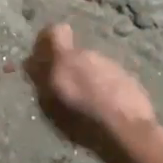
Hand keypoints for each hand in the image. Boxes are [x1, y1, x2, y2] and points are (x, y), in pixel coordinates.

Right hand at [23, 23, 159, 156]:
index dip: (48, 39)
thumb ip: (41, 80)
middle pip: (73, 54)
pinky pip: (109, 78)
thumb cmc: (82, 119)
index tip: (44, 55)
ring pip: (92, 66)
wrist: (129, 131)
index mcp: (66, 58)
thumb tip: (31, 63)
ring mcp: (112, 65)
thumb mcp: (50, 104)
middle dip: (68, 67)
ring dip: (87, 79)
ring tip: (88, 103)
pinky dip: (104, 88)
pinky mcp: (130, 78)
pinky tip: (107, 108)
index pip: (55, 31)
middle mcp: (89, 55)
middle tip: (65, 91)